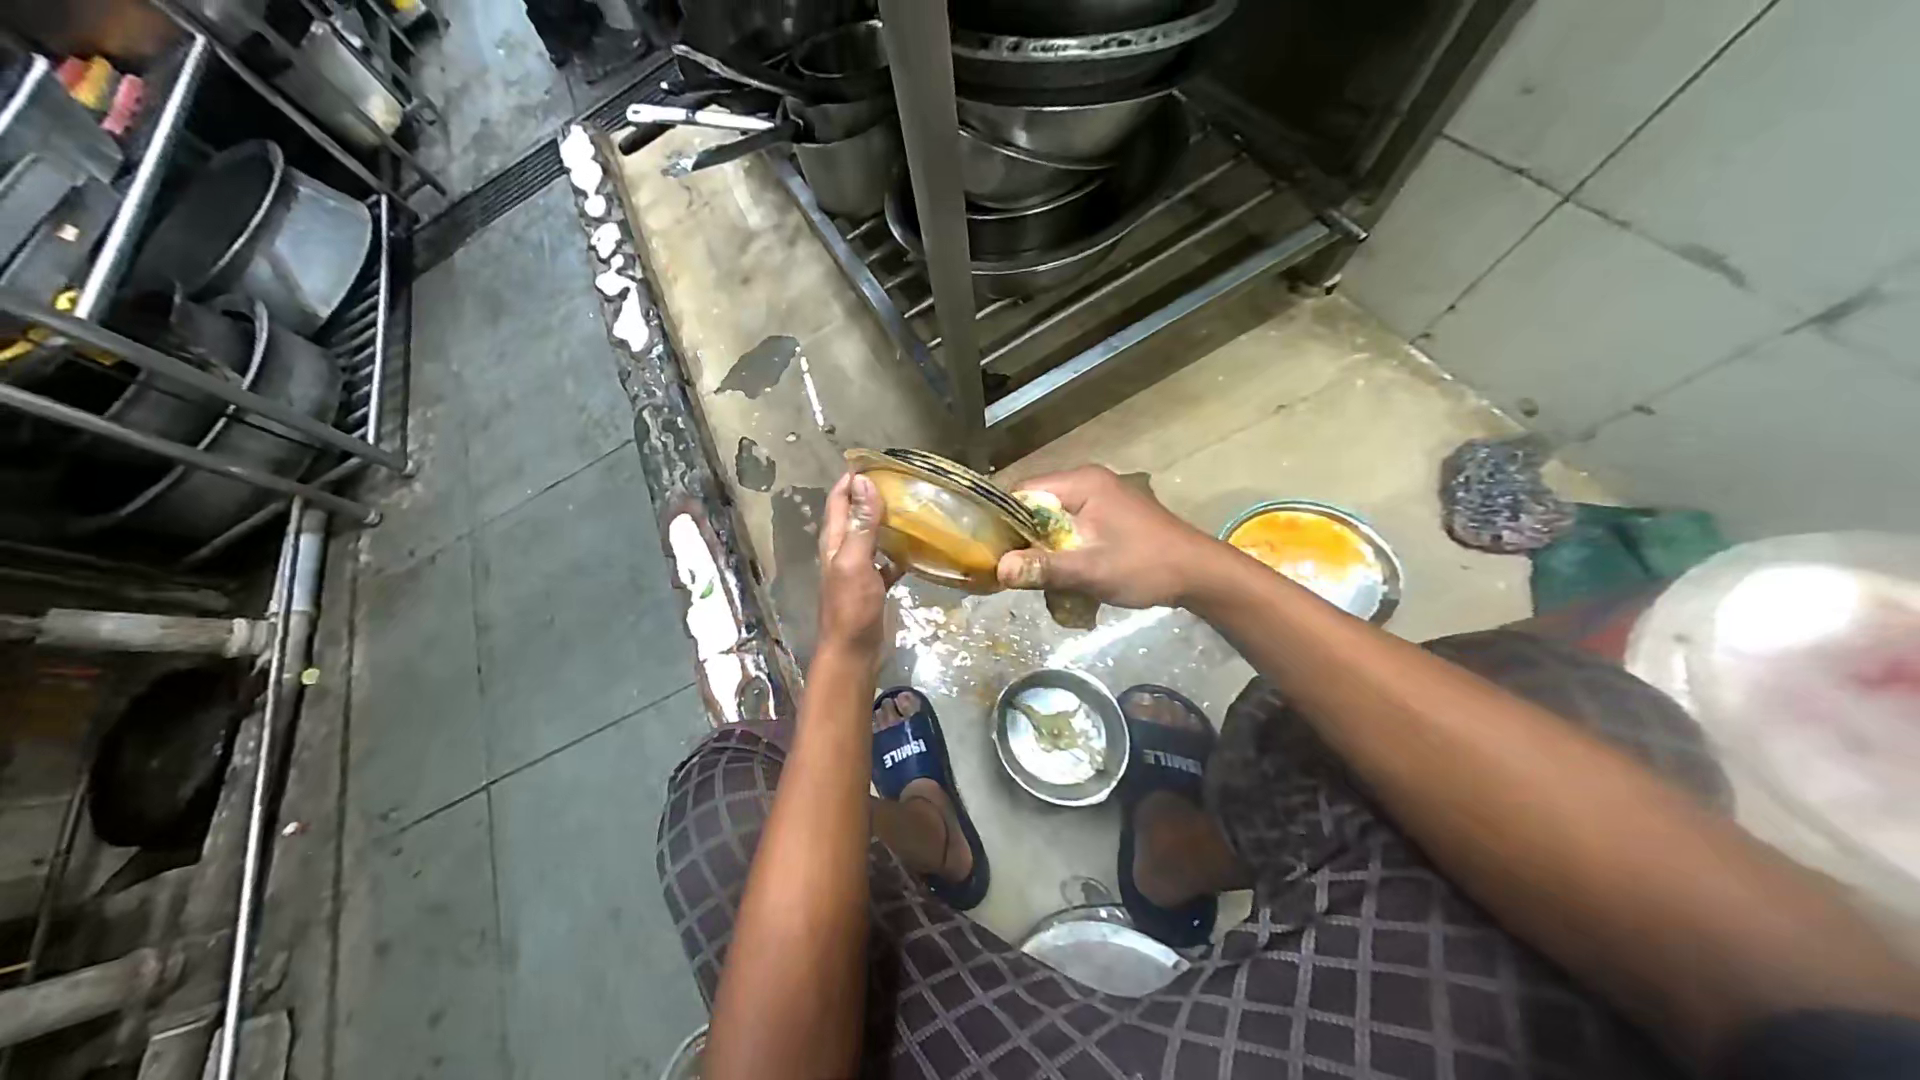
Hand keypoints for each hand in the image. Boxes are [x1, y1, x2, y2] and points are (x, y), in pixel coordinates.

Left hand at [816, 471, 895, 657]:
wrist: (852, 652)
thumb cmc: (851, 608)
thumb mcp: (855, 561)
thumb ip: (861, 524)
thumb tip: (864, 481)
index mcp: (834, 541)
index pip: (840, 499)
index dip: (853, 478)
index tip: (878, 459)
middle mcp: (843, 550)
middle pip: (855, 514)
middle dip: (872, 494)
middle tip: (902, 479)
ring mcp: (858, 568)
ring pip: (871, 535)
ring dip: (886, 520)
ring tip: (912, 505)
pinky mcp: (872, 585)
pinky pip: (885, 560)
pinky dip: (898, 551)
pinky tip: (916, 547)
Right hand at [997, 465, 1227, 609]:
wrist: (1200, 574)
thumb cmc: (1145, 566)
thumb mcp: (1091, 570)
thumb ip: (1044, 568)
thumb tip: (999, 569)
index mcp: (1082, 483)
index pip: (1023, 492)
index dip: (1003, 521)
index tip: (992, 552)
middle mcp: (1088, 482)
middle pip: (1036, 506)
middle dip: (1024, 539)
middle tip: (1014, 570)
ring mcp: (1101, 497)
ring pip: (1053, 520)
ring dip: (1045, 548)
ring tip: (1039, 577)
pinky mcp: (1110, 514)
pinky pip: (1072, 527)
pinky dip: (1064, 548)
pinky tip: (1065, 573)